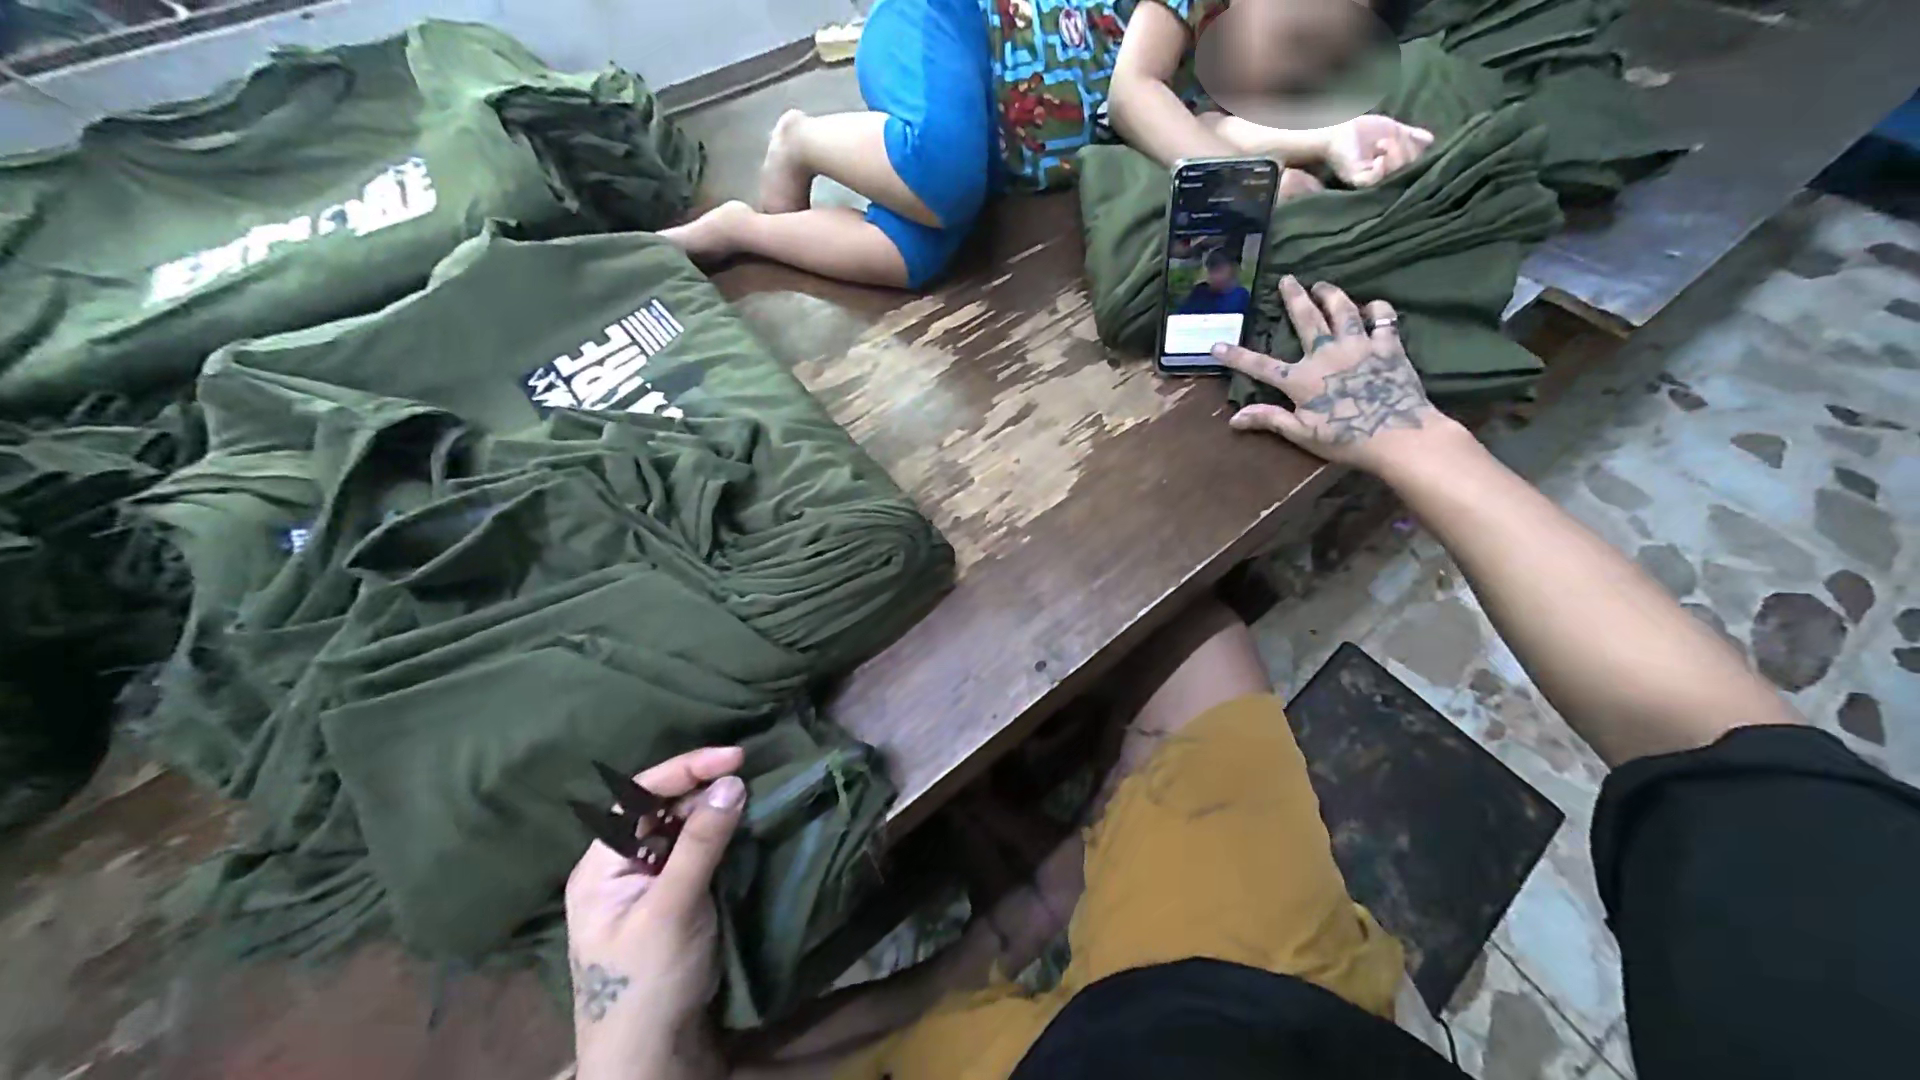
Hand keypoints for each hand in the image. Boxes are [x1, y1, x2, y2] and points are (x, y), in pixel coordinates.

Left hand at [567, 746, 748, 1079]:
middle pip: (660, 809)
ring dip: (713, 808)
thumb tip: (733, 781)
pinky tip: (742, 824)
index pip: (638, 798)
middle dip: (701, 786)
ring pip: (681, 828)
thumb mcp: (673, 908)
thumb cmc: (648, 982)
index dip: (684, 770)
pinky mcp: (676, 899)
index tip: (733, 757)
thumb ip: (700, 842)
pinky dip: (720, 833)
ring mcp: (649, 884)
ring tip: (751, 792)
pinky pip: (696, 851)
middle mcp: (620, 868)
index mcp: (600, 866)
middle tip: (747, 774)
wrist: (652, 1060)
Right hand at [1212, 276, 1464, 473]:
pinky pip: (1383, 320)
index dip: (1237, 356)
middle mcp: (1326, 355)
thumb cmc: (1346, 439)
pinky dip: (1377, 311)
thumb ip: (1270, 419)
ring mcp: (1358, 347)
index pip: (1261, 366)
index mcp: (1301, 380)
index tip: (1216, 345)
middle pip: (1307, 320)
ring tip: (1323, 285)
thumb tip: (1234, 418)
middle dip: (1294, 298)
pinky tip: (1372, 307)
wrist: (1399, 435)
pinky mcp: (1388, 347)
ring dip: (1332, 295)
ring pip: (1343, 311)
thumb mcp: (1302, 434)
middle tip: (1287, 279)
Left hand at [1322, 115, 1433, 186]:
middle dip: (1405, 150)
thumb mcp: (1393, 130)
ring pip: (1394, 172)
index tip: (1408, 135)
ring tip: (1382, 143)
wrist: (1339, 129)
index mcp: (1392, 165)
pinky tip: (1380, 158)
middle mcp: (1382, 175)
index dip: (1416, 149)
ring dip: (1394, 154)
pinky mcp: (1356, 180)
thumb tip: (1430, 140)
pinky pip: (1375, 180)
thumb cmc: (1364, 131)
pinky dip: (1382, 168)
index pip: (1415, 162)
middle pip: (1408, 168)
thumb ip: (1411, 135)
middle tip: (1392, 138)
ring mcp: (1369, 179)